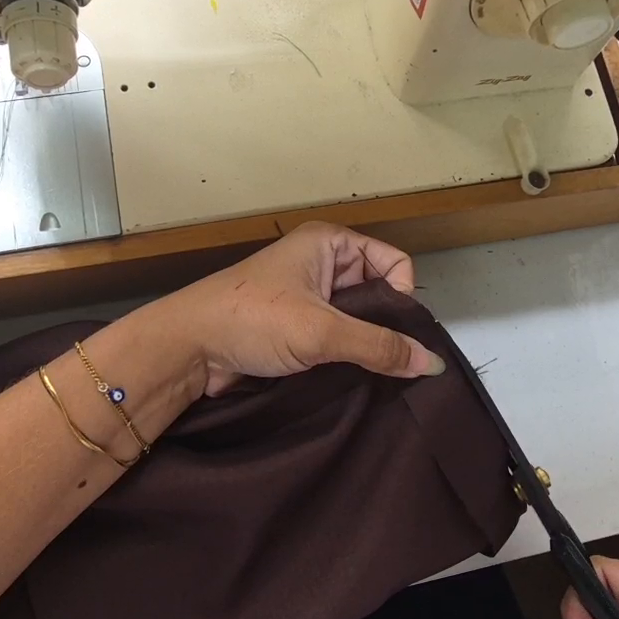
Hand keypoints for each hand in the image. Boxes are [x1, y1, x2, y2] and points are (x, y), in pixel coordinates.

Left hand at [150, 222, 444, 396]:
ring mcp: (308, 296)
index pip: (394, 263)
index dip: (401, 298)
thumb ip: (378, 347)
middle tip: (385, 360)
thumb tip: (432, 363)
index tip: (395, 335)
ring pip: (358, 319)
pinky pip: (337, 337)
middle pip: (379, 292)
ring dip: (363, 345)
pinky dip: (345, 355)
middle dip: (385, 326)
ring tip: (364, 370)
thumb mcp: (320, 331)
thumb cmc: (250, 320)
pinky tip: (347, 375)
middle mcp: (322, 263)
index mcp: (329, 243)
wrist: (187, 348)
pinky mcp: (296, 326)